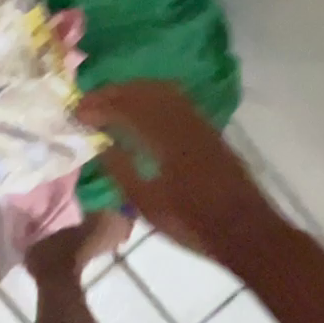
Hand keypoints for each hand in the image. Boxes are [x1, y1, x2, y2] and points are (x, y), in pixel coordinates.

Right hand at [76, 82, 274, 256]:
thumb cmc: (192, 223)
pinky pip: (176, 100)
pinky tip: (142, 111)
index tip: (77, 111)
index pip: (125, 108)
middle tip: (88, 102)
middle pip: (143, 92)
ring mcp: (198, 123)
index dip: (99, 106)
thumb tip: (100, 144)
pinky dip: (152, 97)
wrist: (245, 231)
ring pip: (161, 91)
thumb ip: (121, 170)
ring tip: (111, 102)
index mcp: (164, 138)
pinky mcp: (208, 130)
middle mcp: (182, 122)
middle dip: (112, 93)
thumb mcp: (146, 204)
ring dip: (132, 91)